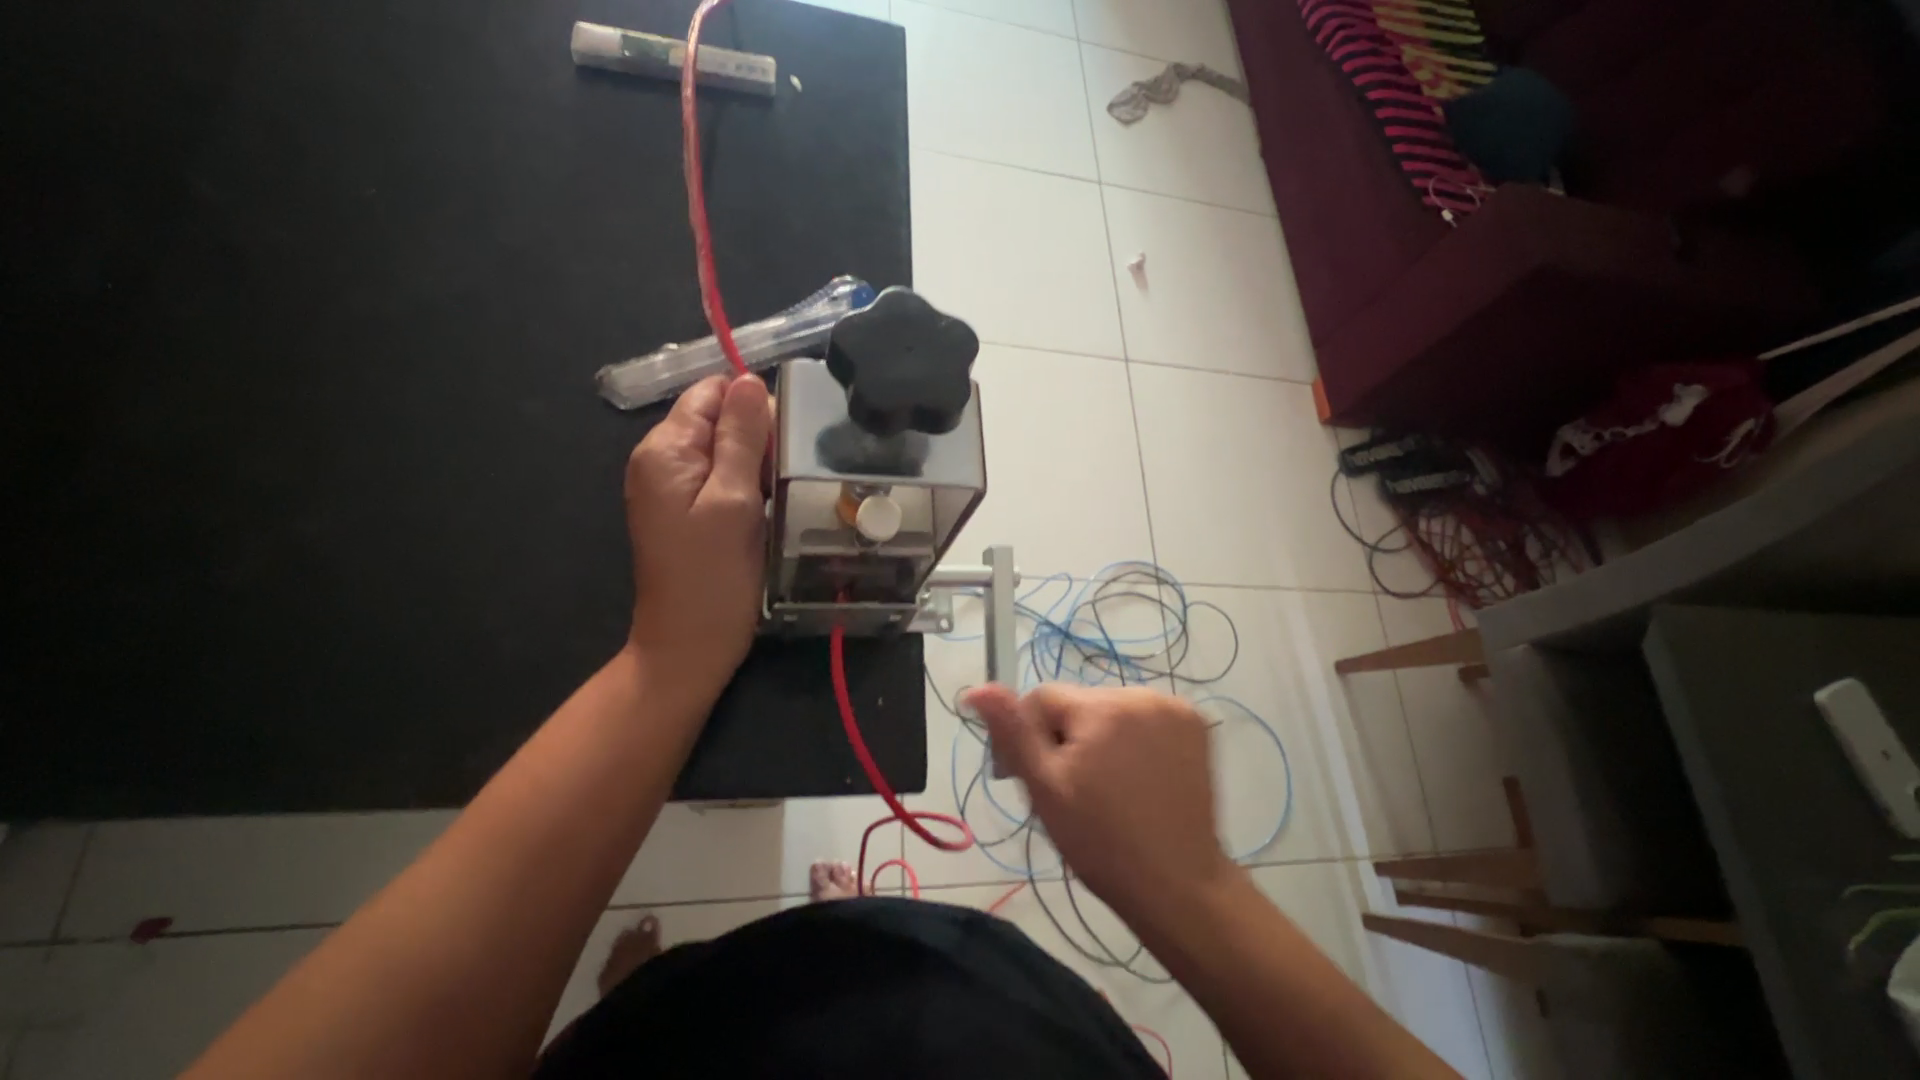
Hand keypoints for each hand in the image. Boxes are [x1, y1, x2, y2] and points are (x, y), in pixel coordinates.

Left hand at [624, 374, 771, 699]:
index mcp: (664, 449)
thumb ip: (741, 437)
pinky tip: (763, 517)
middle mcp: (661, 461)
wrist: (689, 647)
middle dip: (756, 442)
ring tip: (772, 504)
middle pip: (720, 420)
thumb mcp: (733, 500)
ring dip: (756, 470)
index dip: (752, 409)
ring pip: (727, 452)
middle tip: (776, 484)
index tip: (779, 448)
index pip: (712, 393)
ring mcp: (672, 489)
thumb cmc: (713, 576)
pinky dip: (748, 492)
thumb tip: (750, 380)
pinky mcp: (687, 514)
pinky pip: (723, 482)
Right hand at [963, 684, 1235, 920]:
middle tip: (1071, 790)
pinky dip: (1134, 740)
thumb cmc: (1100, 841)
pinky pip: (1145, 719)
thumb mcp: (1045, 788)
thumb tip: (977, 688)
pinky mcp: (1196, 726)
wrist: (1177, 884)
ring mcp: (1175, 709)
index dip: (1029, 736)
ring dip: (1101, 737)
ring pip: (1111, 711)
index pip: (1043, 699)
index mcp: (1102, 707)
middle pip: (1080, 704)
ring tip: (1106, 787)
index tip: (1032, 779)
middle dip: (1067, 737)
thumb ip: (1012, 732)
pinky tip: (1136, 778)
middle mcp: (1143, 695)